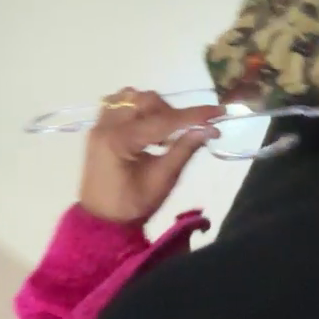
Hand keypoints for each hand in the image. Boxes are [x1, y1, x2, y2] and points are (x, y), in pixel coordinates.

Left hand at [79, 89, 222, 224]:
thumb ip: (184, 150)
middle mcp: (106, 127)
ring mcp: (99, 126)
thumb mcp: (163, 180)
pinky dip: (137, 108)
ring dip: (154, 107)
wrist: (102, 220)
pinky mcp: (99, 129)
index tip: (219, 111)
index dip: (194, 115)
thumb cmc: (133, 204)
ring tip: (165, 129)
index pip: (163, 120)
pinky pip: (118, 104)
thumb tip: (210, 129)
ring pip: (131, 97)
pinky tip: (148, 125)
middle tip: (186, 132)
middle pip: (146, 101)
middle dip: (173, 112)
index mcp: (119, 141)